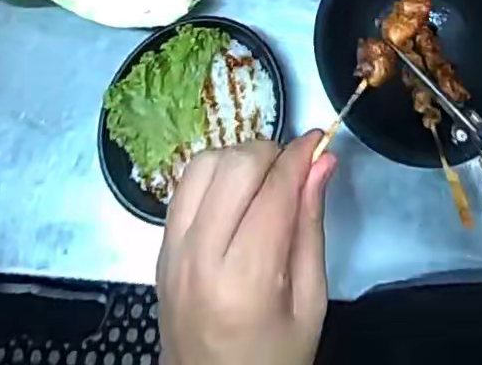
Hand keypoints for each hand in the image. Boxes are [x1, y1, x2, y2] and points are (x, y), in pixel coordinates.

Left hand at [156, 132, 337, 364]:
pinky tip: (234, 192)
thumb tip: (322, 160)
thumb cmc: (274, 358)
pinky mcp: (160, 245)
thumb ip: (311, 223)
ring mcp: (172, 249)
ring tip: (262, 180)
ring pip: (205, 163)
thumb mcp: (309, 301)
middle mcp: (200, 256)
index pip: (274, 190)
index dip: (300, 155)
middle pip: (236, 166)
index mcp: (244, 280)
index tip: (318, 139)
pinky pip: (185, 183)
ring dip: (239, 158)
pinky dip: (214, 172)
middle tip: (292, 171)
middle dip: (271, 154)